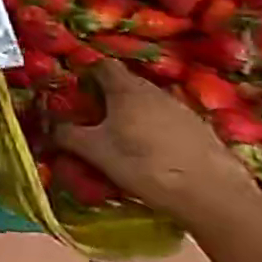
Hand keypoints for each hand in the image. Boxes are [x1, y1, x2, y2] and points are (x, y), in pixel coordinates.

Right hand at [54, 60, 261, 226]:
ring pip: (149, 102)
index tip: (74, 88)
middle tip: (91, 115)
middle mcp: (156, 92)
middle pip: (126, 83)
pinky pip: (168, 120)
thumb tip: (48, 126)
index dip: (86, 72)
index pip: (102, 65)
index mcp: (126, 90)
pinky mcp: (201, 130)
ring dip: (132, 112)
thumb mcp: (95, 151)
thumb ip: (66, 134)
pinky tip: (151, 151)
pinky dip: (155, 128)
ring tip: (120, 135)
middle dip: (107, 94)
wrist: (213, 196)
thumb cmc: (144, 165)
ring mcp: (183, 110)